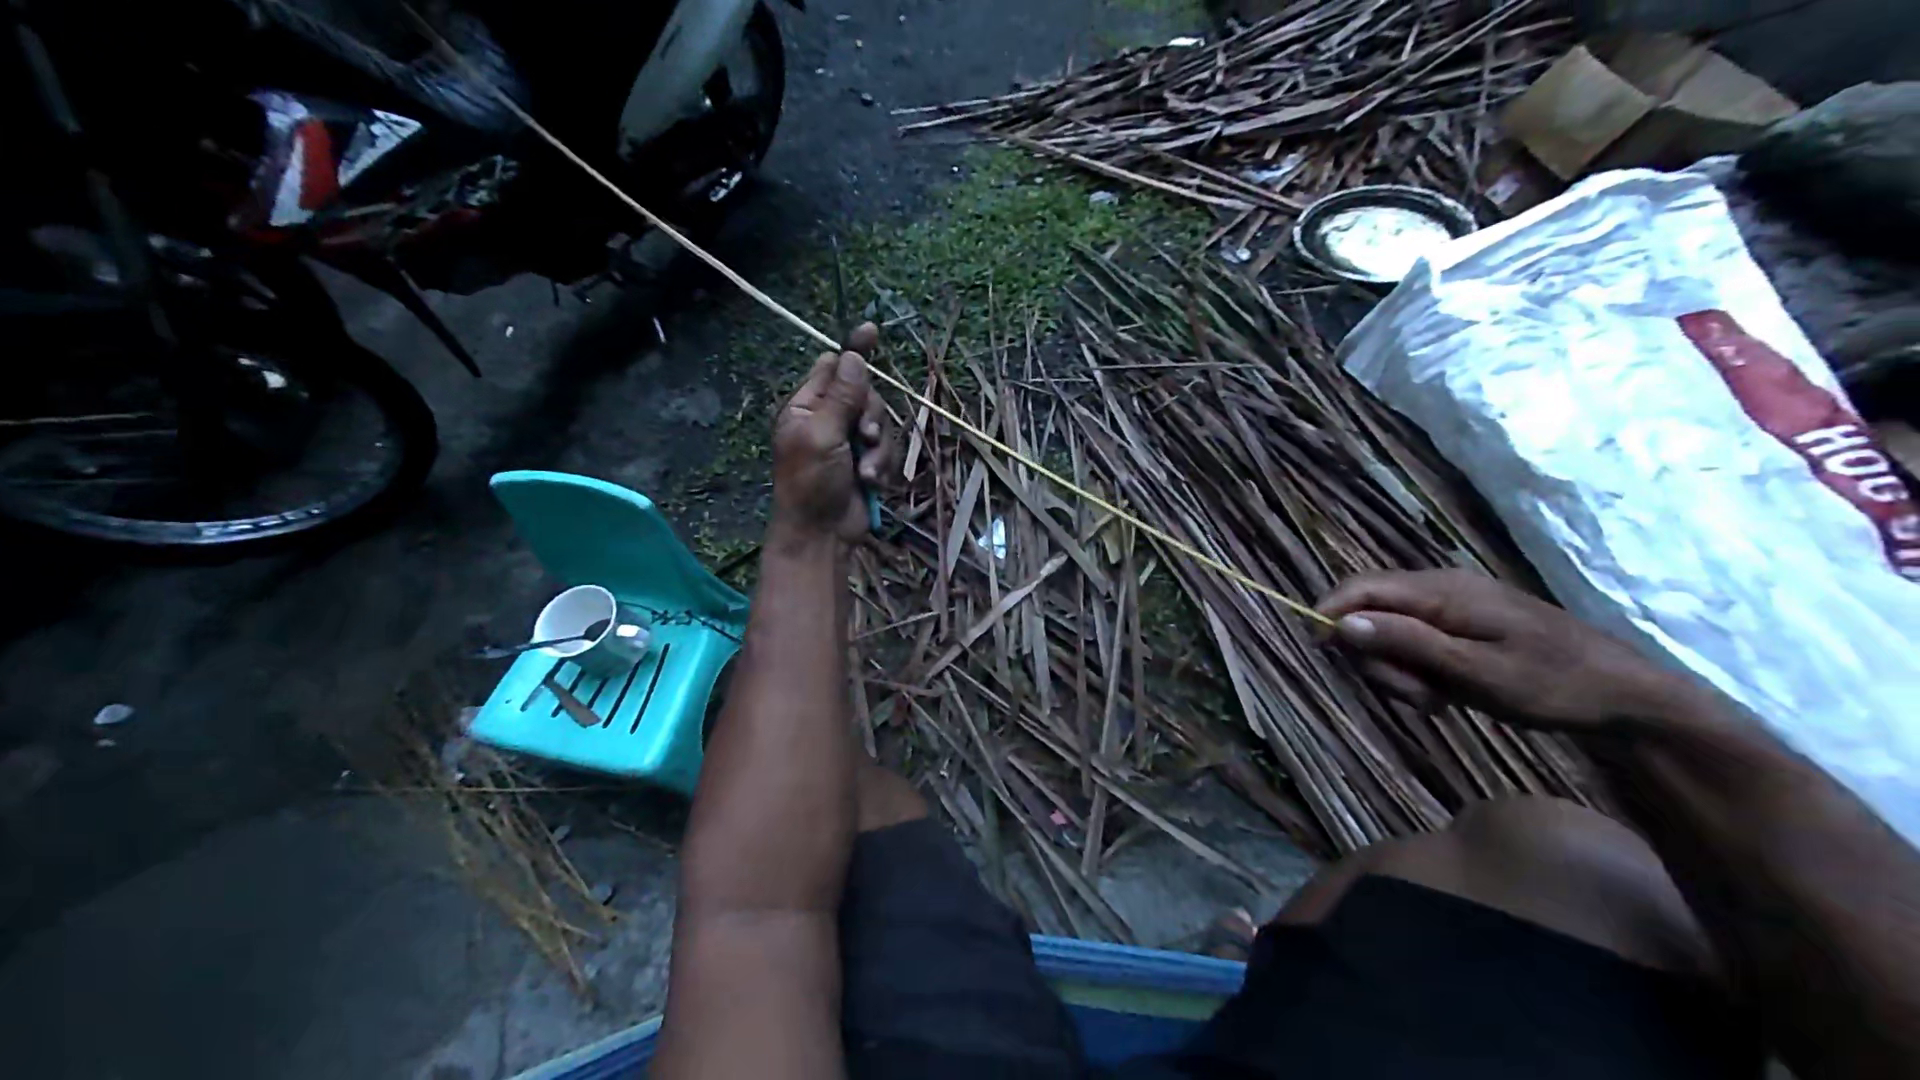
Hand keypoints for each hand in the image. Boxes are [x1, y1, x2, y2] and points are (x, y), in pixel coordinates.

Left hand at [770, 323, 893, 542]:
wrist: (822, 535)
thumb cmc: (811, 483)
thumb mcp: (822, 434)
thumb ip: (841, 395)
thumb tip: (853, 355)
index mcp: (807, 407)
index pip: (831, 368)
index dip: (852, 353)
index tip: (871, 331)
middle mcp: (828, 419)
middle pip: (864, 395)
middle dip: (871, 416)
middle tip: (865, 436)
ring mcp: (848, 443)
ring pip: (880, 424)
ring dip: (878, 448)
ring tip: (866, 471)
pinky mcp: (866, 463)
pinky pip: (886, 450)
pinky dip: (882, 466)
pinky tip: (871, 482)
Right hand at [1316, 569, 1697, 730]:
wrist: (1629, 698)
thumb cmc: (1553, 684)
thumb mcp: (1475, 671)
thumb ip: (1407, 643)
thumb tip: (1342, 623)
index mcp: (1443, 591)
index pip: (1362, 587)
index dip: (1331, 611)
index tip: (1319, 648)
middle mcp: (1441, 590)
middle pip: (1372, 613)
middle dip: (1377, 657)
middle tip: (1411, 696)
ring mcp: (1453, 608)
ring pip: (1391, 632)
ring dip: (1399, 670)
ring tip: (1437, 699)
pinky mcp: (1463, 626)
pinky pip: (1416, 641)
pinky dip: (1418, 670)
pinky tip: (1446, 692)